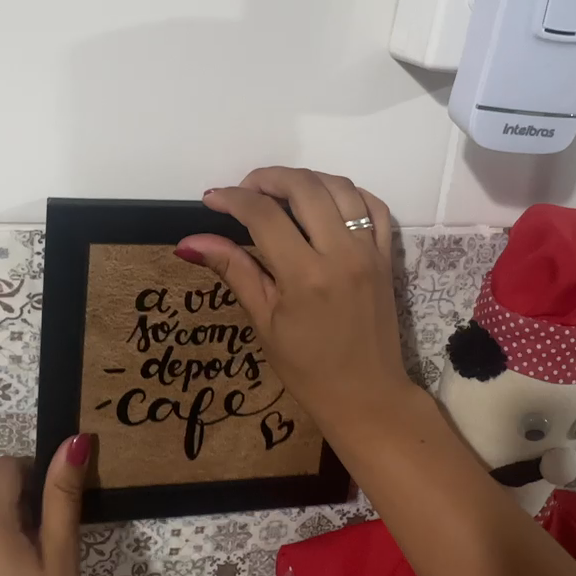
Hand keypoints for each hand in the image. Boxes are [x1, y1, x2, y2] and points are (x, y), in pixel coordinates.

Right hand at [176, 166, 415, 441]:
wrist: (367, 397)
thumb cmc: (308, 369)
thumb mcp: (264, 322)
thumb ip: (234, 270)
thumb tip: (189, 242)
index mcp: (305, 276)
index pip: (264, 215)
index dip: (233, 199)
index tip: (213, 199)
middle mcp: (341, 254)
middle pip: (304, 187)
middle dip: (268, 178)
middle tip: (245, 190)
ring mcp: (369, 251)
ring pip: (340, 187)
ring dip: (306, 179)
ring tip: (280, 192)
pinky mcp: (386, 256)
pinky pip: (373, 206)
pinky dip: (348, 193)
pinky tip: (325, 202)